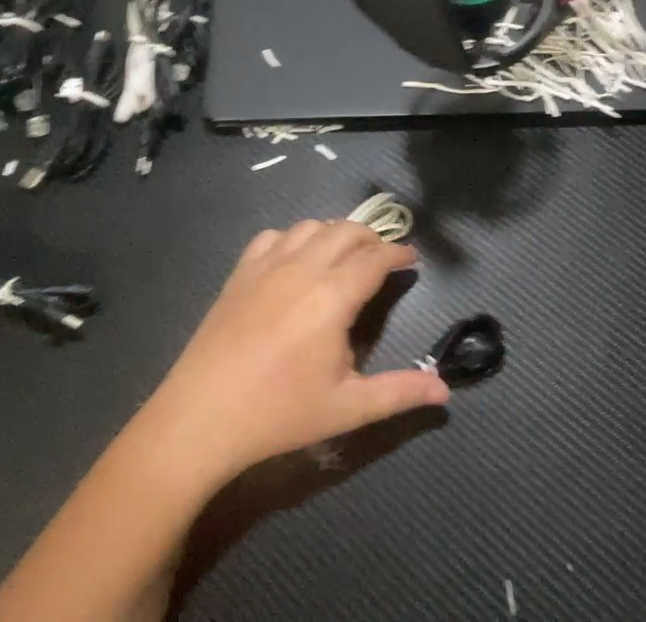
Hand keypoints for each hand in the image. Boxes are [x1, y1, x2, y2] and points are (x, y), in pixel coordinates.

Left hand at [140, 220, 449, 482]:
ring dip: (334, 233)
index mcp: (332, 296)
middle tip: (384, 257)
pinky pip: (271, 237)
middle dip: (371, 238)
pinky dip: (293, 238)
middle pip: (345, 231)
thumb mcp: (348, 408)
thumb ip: (400, 393)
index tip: (412, 260)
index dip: (398, 255)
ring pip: (309, 227)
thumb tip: (445, 391)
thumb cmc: (279, 414)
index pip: (375, 259)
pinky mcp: (238, 276)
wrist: (200, 418)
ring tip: (345, 255)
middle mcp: (301, 269)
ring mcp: (265, 268)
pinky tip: (295, 259)